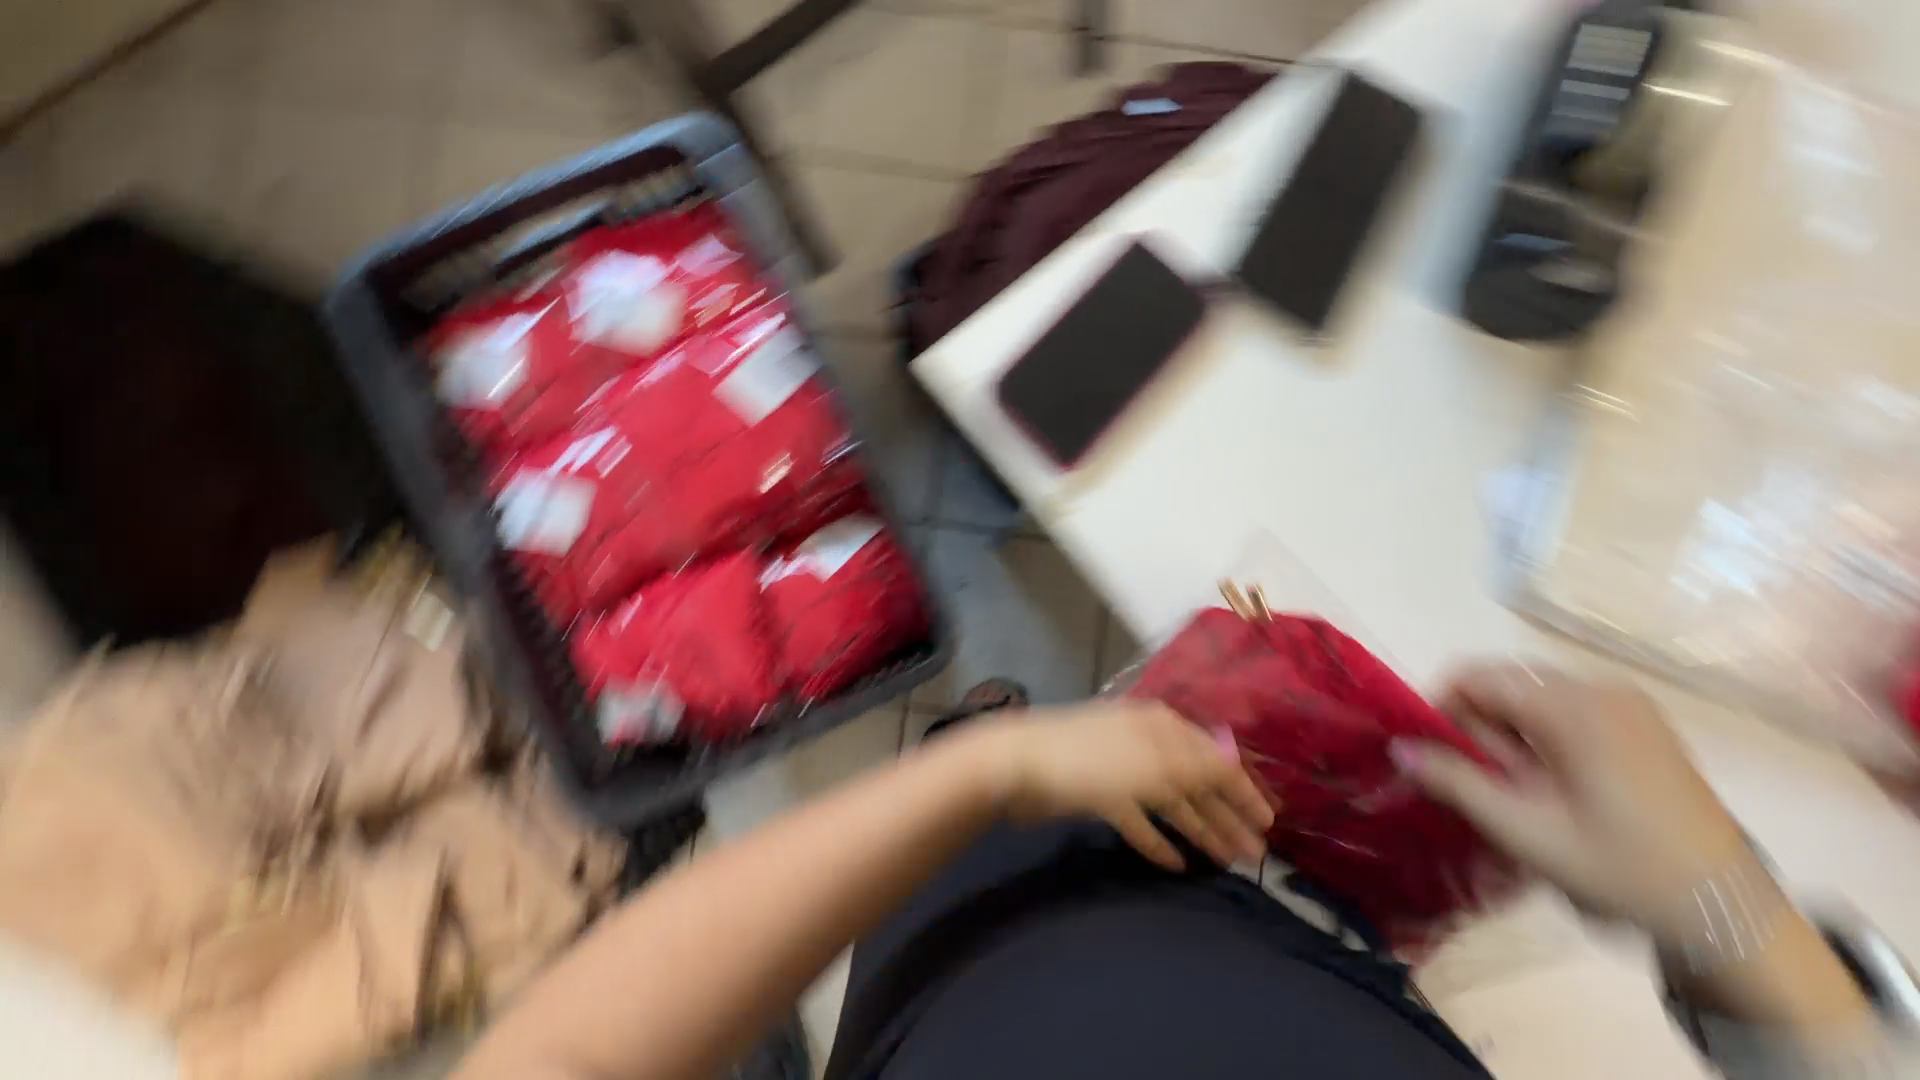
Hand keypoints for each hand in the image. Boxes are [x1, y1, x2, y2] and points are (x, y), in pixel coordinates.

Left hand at [953, 701, 1278, 870]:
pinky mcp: (1098, 795)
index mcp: (1163, 729)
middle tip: (1257, 853)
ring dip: (1199, 831)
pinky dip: (1155, 839)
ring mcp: (1121, 770)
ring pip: (1170, 804)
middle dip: (1227, 816)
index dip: (1244, 790)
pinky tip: (1176, 863)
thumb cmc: (1089, 759)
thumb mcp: (1152, 761)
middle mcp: (1147, 745)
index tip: (1271, 821)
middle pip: (1196, 784)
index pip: (1215, 760)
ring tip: (1227, 861)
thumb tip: (1236, 763)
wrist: (1017, 763)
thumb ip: (1197, 766)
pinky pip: (1136, 819)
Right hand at [1389, 662, 1761, 949]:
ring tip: (1519, 782)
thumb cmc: (1619, 867)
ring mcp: (1628, 702)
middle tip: (1484, 778)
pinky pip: (1567, 704)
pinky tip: (1553, 776)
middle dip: (1478, 720)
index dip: (1441, 705)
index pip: (1477, 675)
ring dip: (1508, 726)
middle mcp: (1601, 688)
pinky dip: (1541, 729)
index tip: (1434, 752)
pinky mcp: (1643, 719)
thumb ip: (1456, 782)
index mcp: (1573, 708)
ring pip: (1533, 691)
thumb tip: (1397, 747)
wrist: (1726, 909)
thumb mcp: (1525, 831)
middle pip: (1505, 679)